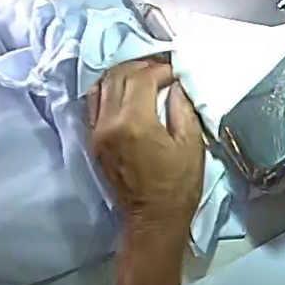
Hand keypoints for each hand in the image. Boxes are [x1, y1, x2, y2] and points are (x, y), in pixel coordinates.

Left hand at [89, 58, 205, 236]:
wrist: (153, 218)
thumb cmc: (179, 184)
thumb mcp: (191, 144)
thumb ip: (182, 108)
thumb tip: (175, 84)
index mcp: (135, 123)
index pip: (141, 78)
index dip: (160, 69)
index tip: (175, 70)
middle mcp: (109, 123)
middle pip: (117, 76)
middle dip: (140, 66)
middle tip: (160, 67)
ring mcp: (96, 132)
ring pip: (100, 86)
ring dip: (121, 74)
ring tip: (142, 75)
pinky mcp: (93, 141)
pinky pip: (94, 104)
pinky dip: (109, 90)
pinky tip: (126, 91)